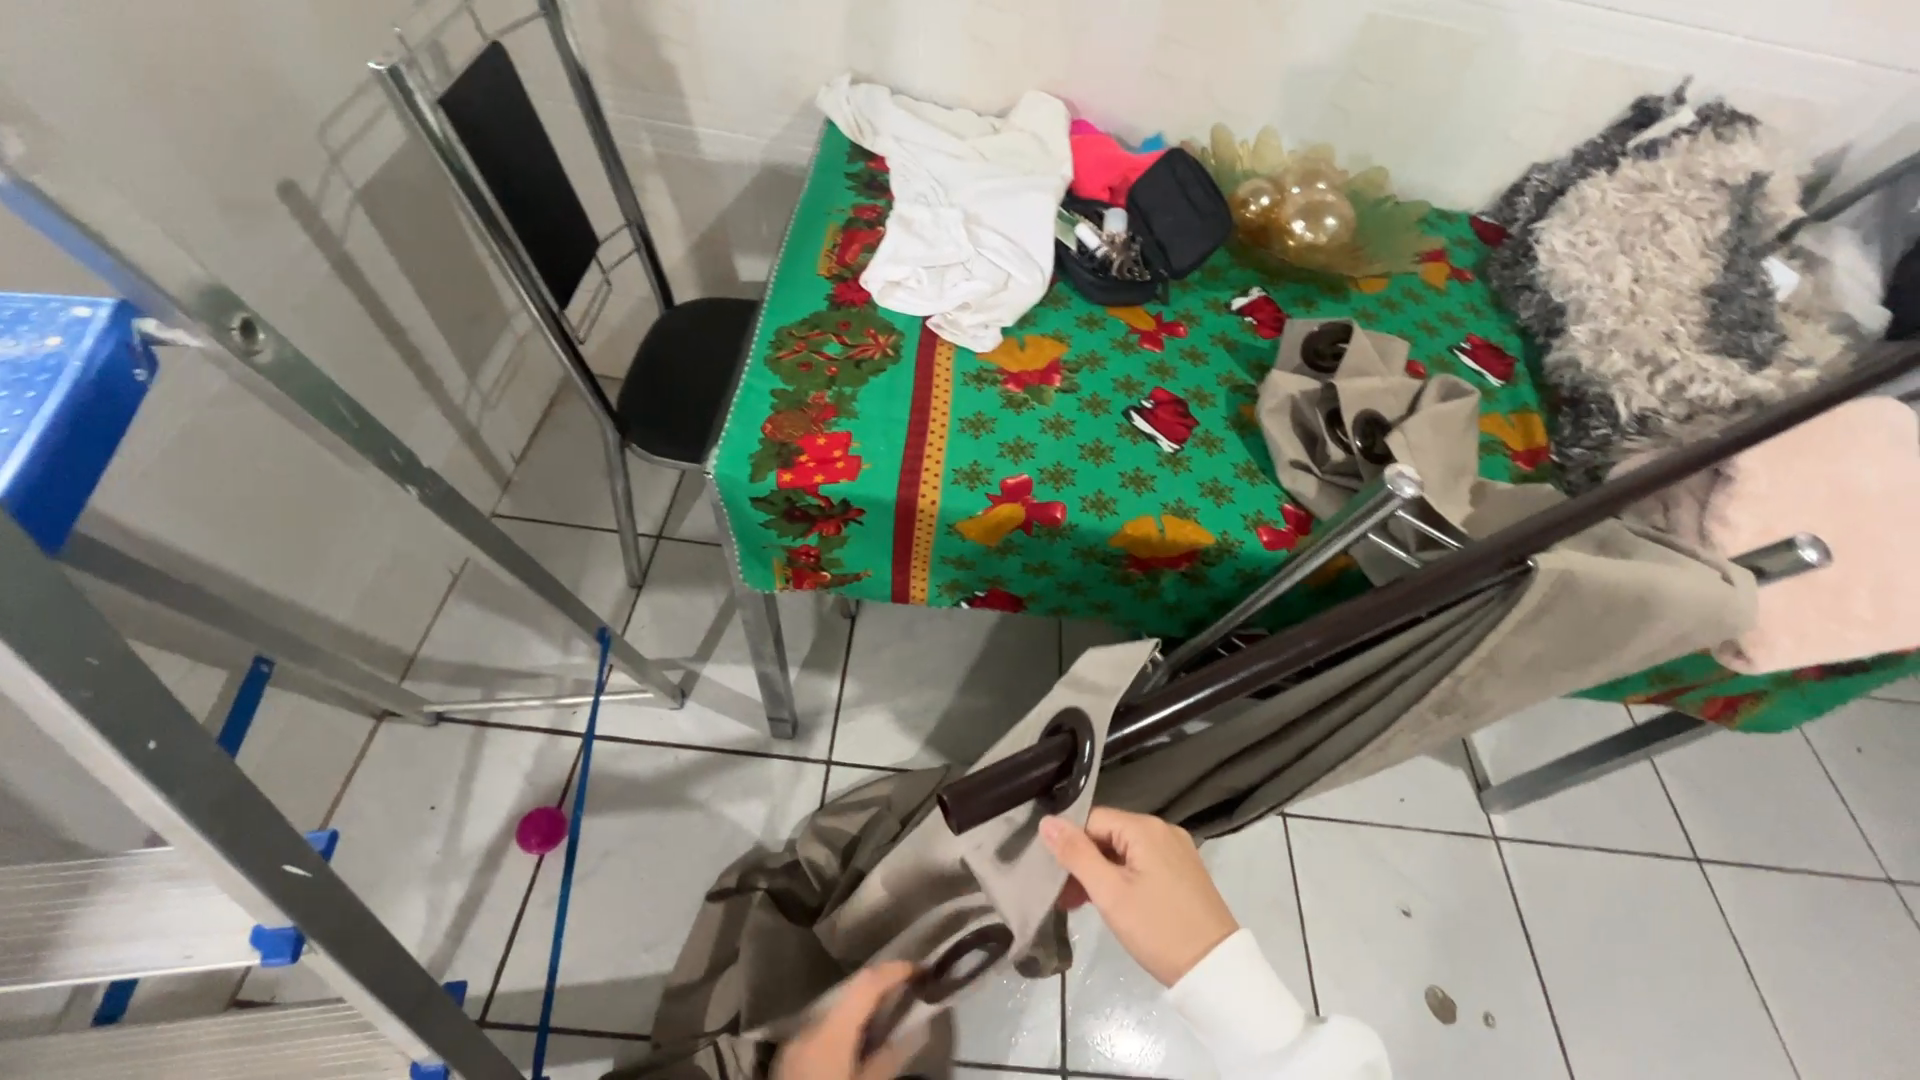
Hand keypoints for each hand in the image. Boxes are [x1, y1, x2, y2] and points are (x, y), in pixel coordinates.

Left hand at [773, 961, 916, 1079]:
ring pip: (833, 1010)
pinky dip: (843, 1027)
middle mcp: (806, 1028)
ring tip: (889, 1016)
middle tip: (909, 992)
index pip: (865, 983)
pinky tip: (859, 1041)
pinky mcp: (785, 1061)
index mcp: (828, 1032)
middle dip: (879, 988)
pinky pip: (820, 1030)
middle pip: (848, 993)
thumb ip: (889, 1058)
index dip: (895, 970)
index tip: (921, 970)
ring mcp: (792, 1044)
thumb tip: (914, 1030)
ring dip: (861, 1008)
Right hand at [1039, 808, 1238, 986]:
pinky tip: (1114, 904)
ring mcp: (1178, 851)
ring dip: (1102, 874)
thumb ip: (1076, 854)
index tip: (1057, 879)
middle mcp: (1164, 830)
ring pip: (1125, 852)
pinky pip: (1144, 864)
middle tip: (1066, 899)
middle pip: (1109, 834)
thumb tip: (1047, 821)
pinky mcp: (1185, 872)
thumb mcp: (1109, 893)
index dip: (1071, 846)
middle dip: (1084, 863)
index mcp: (1145, 827)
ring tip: (1084, 905)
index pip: (1092, 821)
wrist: (1215, 970)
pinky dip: (1124, 879)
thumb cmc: (1157, 929)